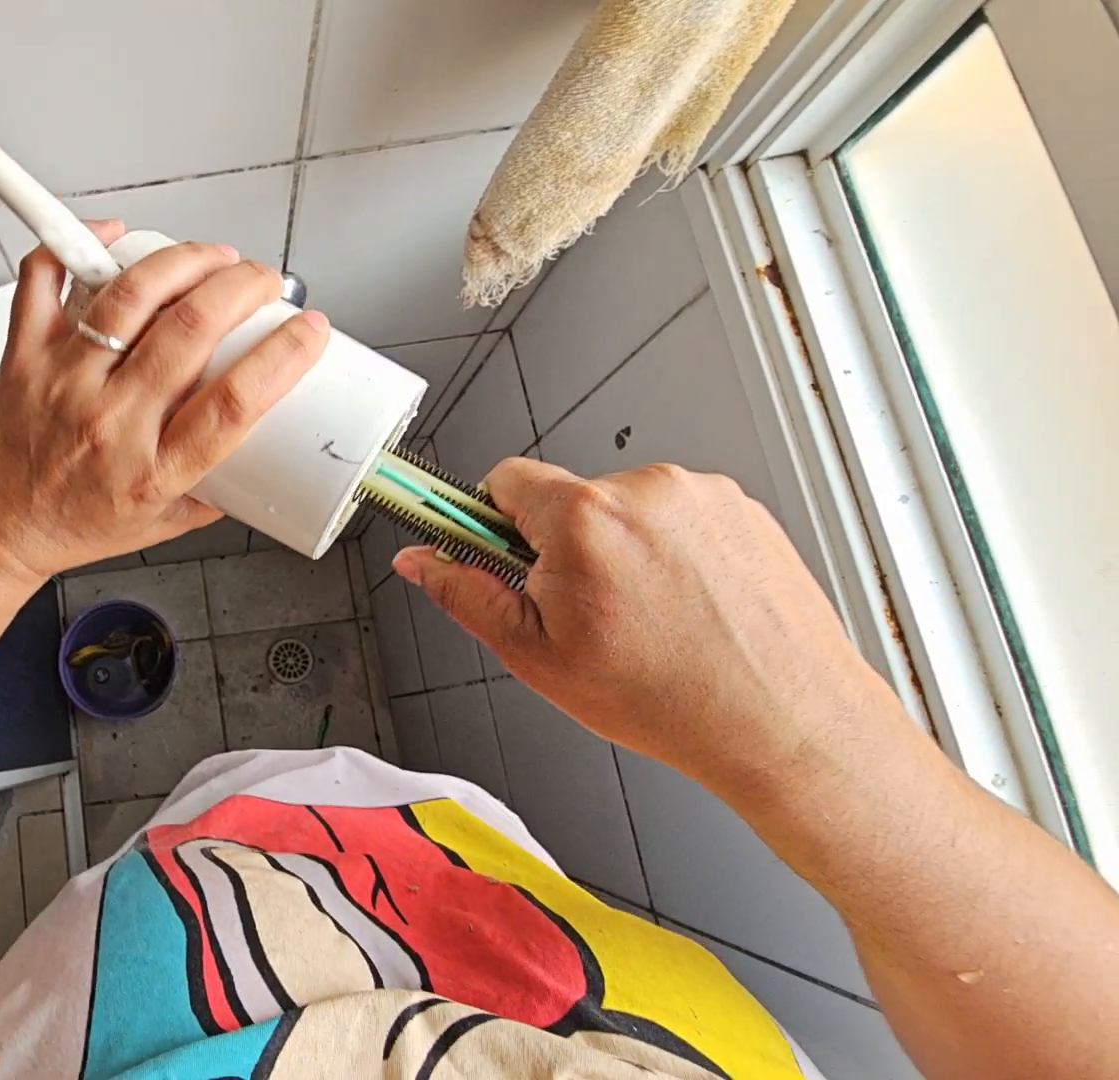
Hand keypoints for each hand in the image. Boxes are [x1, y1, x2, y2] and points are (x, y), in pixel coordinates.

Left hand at [0, 221, 330, 580]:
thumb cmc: (67, 528)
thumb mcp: (157, 526)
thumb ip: (210, 497)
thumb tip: (255, 468)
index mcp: (153, 470)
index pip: (234, 402)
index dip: (284, 355)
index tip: (308, 330)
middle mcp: (111, 421)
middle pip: (191, 329)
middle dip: (243, 286)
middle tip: (261, 281)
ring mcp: (65, 382)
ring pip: (131, 295)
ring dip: (185, 260)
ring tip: (212, 257)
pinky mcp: (26, 358)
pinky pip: (47, 280)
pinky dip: (81, 245)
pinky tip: (115, 236)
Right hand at [393, 457, 899, 796]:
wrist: (787, 725)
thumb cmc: (668, 698)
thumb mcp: (534, 654)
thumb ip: (465, 594)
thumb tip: (424, 562)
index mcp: (584, 518)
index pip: (501, 480)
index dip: (483, 518)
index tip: (475, 535)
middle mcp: (645, 490)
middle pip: (559, 498)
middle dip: (551, 544)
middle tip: (572, 606)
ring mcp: (700, 497)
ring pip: (615, 508)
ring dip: (609, 547)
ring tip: (636, 613)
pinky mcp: (740, 510)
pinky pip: (669, 516)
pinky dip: (660, 551)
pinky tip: (675, 604)